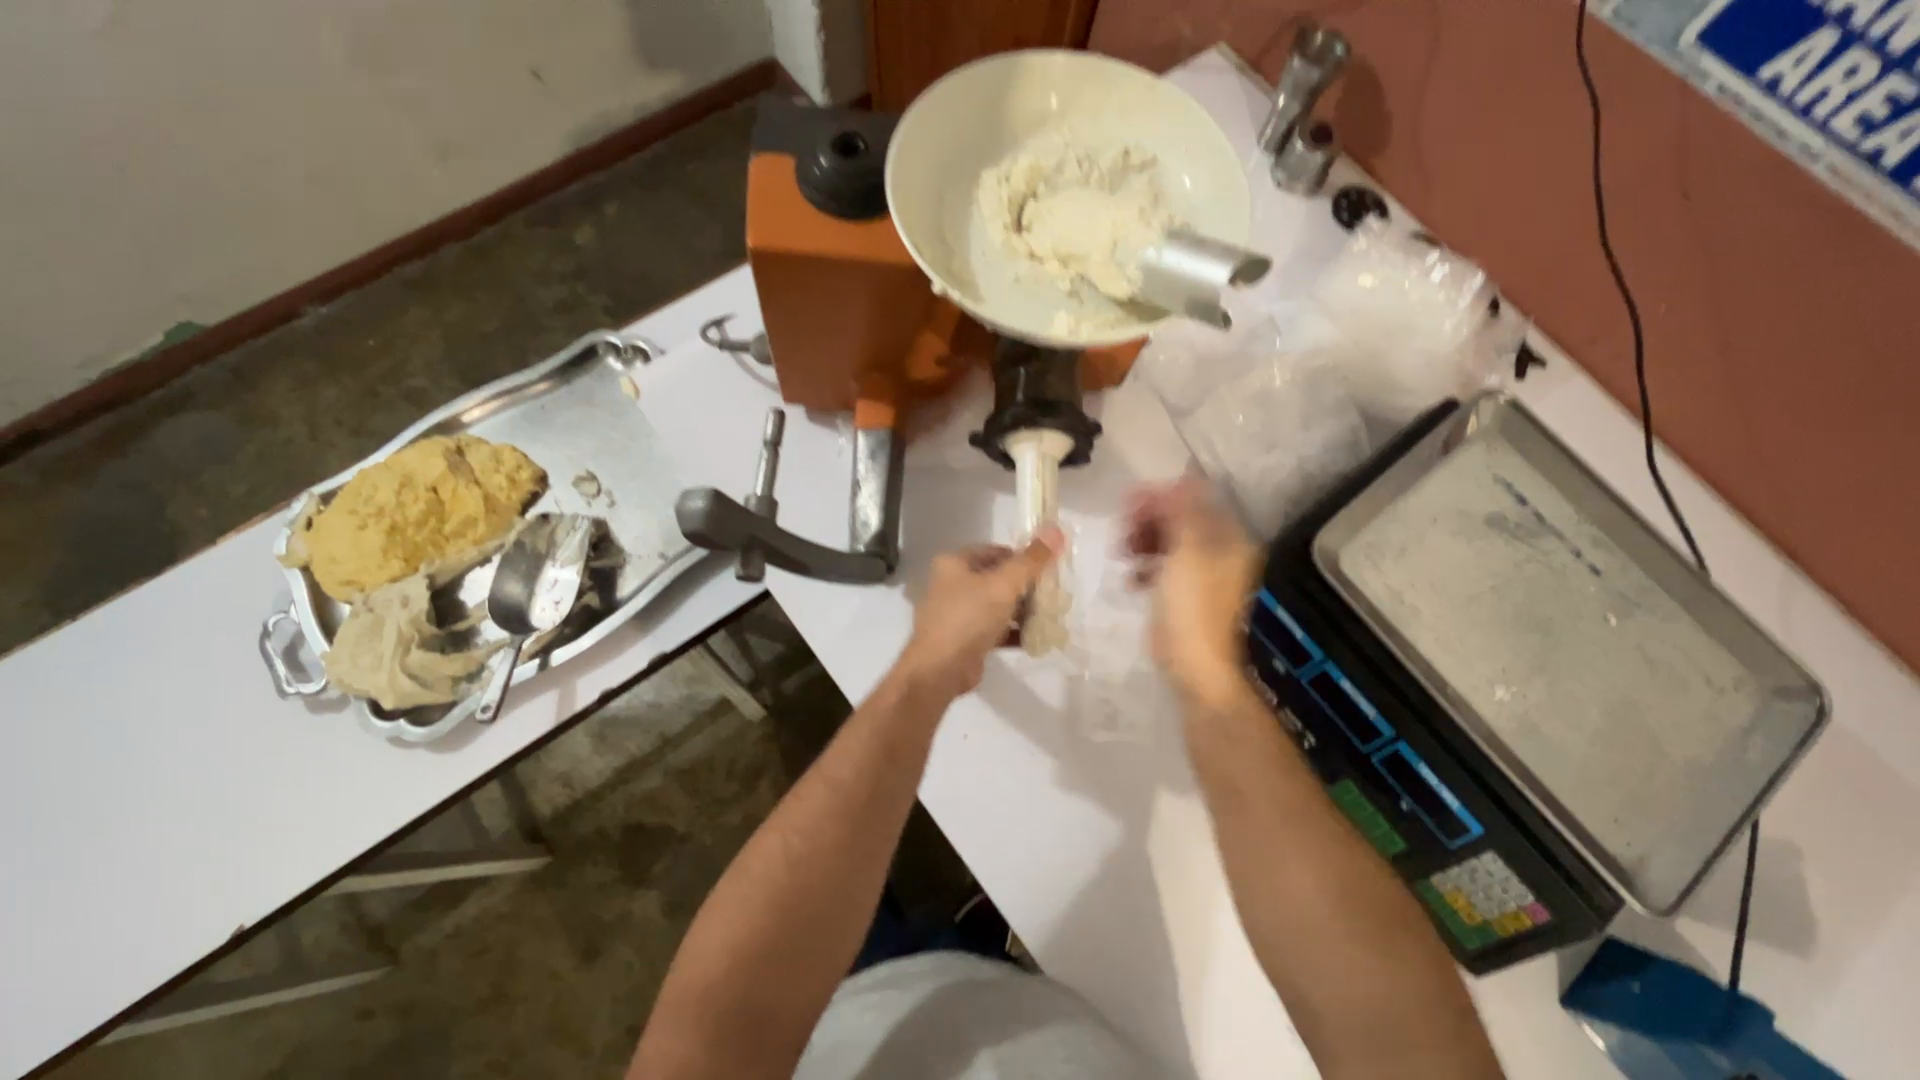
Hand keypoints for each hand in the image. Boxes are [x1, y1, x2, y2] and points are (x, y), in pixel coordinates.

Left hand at [897, 526, 1064, 700]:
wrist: (941, 669)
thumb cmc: (969, 617)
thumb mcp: (1004, 584)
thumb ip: (1031, 560)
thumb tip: (1055, 529)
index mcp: (953, 563)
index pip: (994, 551)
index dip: (1022, 558)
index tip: (1047, 569)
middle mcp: (951, 585)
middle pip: (996, 579)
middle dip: (1024, 587)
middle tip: (1052, 594)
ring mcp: (956, 614)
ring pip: (996, 605)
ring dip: (1021, 611)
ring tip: (1049, 616)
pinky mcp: (964, 639)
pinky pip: (993, 629)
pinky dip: (1012, 632)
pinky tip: (1035, 638)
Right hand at [1123, 476, 1261, 706]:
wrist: (1201, 670)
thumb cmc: (1193, 609)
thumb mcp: (1187, 551)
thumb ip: (1182, 512)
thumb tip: (1178, 480)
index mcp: (1225, 538)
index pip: (1191, 499)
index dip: (1158, 496)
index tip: (1125, 504)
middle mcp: (1219, 552)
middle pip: (1179, 521)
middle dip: (1146, 520)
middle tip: (1120, 532)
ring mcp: (1204, 577)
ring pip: (1169, 545)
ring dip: (1143, 543)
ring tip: (1121, 555)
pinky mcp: (1187, 600)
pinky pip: (1164, 571)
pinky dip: (1146, 568)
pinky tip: (1132, 580)